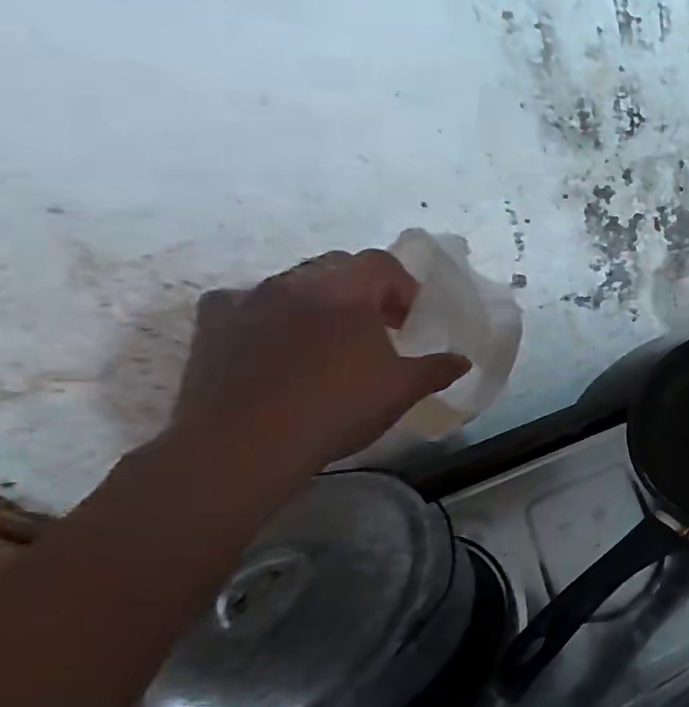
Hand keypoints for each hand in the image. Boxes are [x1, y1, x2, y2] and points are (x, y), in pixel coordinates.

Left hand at [168, 250, 470, 473]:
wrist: (244, 443)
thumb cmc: (338, 407)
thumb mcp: (403, 390)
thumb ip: (436, 368)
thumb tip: (460, 361)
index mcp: (345, 293)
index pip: (381, 263)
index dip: (404, 286)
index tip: (412, 319)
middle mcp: (294, 285)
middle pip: (336, 267)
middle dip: (363, 289)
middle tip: (378, 325)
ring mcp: (246, 302)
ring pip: (291, 284)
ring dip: (317, 302)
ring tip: (329, 339)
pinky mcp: (210, 327)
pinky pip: (243, 304)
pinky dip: (265, 314)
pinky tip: (273, 341)